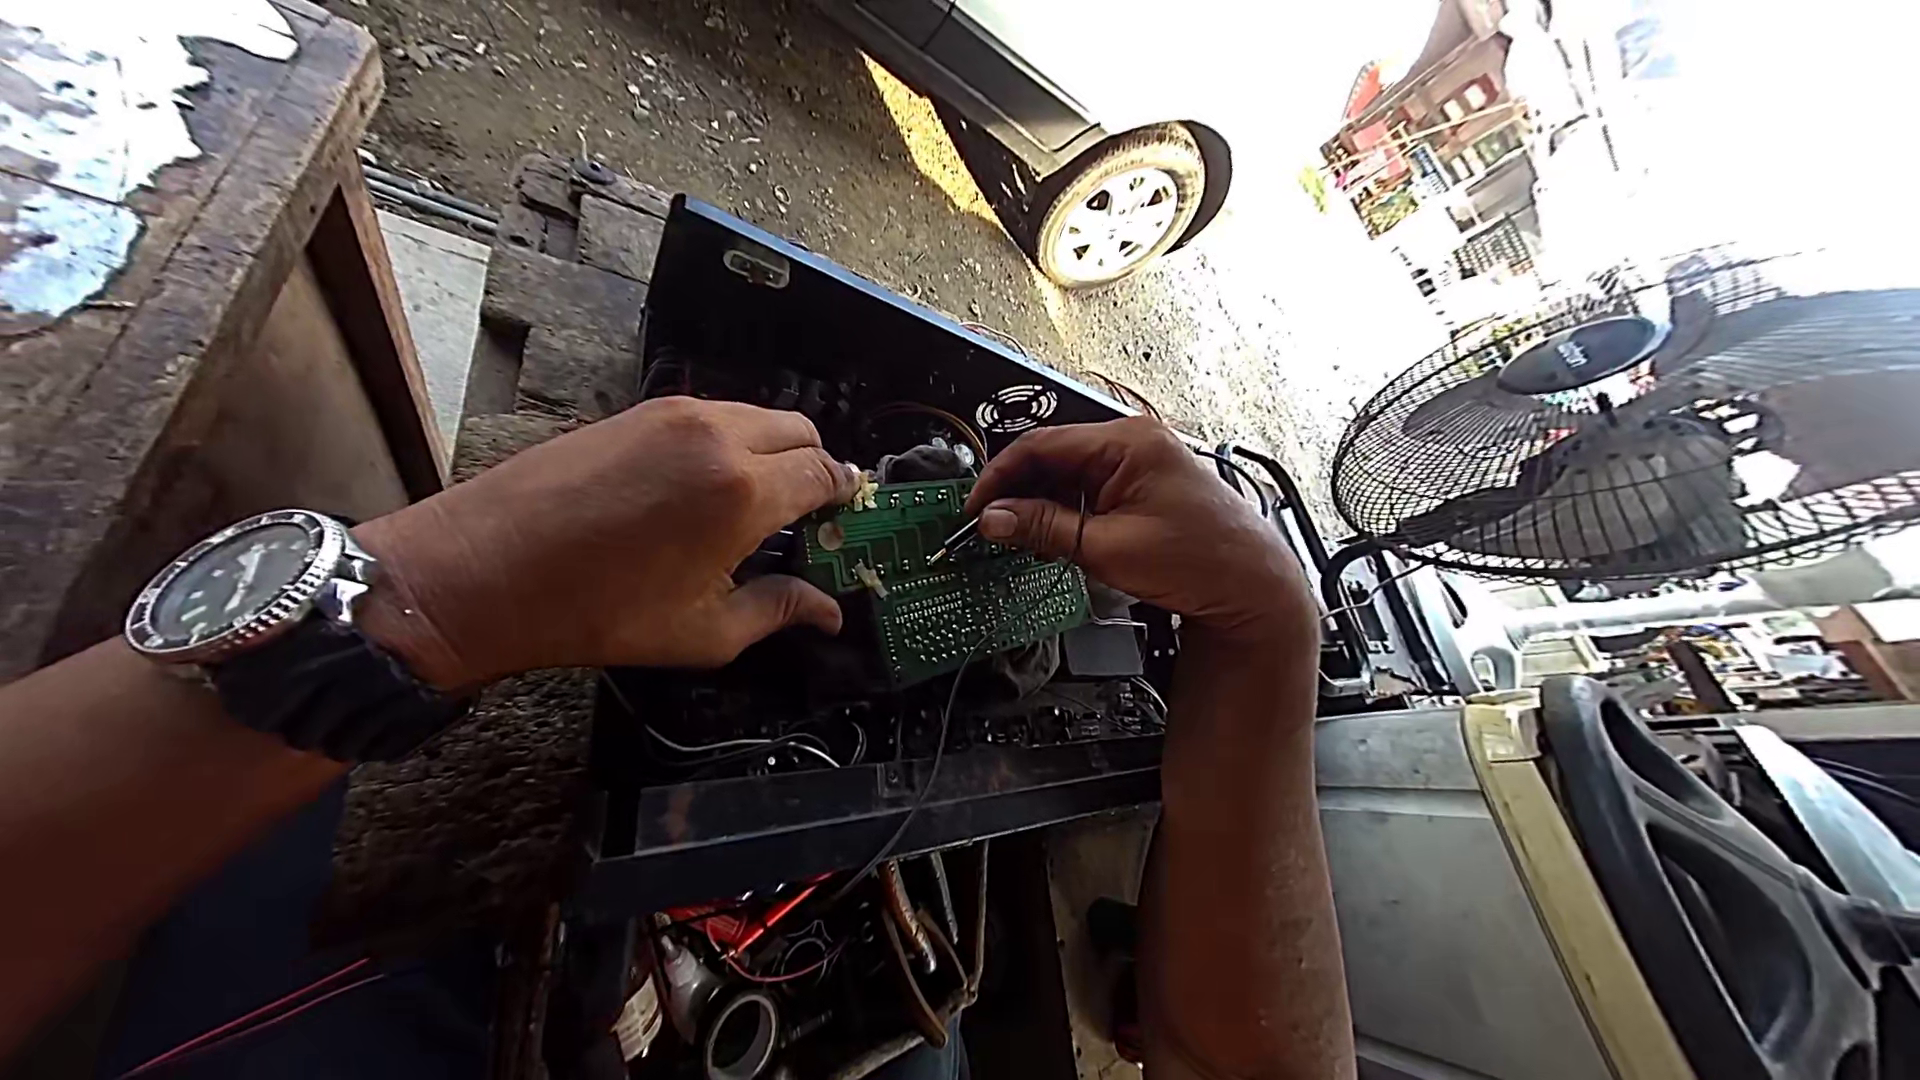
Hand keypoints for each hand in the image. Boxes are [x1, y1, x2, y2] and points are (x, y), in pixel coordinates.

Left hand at [353, 398, 856, 688]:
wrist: (483, 570)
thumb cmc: (601, 613)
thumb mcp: (706, 631)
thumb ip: (781, 610)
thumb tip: (830, 612)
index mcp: (745, 493)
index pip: (825, 473)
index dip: (845, 491)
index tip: (847, 509)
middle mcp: (721, 438)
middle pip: (803, 431)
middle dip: (816, 466)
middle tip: (806, 509)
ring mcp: (678, 414)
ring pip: (760, 416)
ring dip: (776, 450)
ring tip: (756, 497)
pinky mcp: (643, 409)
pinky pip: (717, 414)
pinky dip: (735, 440)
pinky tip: (708, 481)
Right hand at [965, 417, 1315, 646]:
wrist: (1253, 590)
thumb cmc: (1204, 561)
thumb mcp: (1108, 548)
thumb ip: (1044, 528)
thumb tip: (995, 518)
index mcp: (1128, 442)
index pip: (1042, 445)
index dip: (1000, 476)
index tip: (977, 506)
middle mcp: (1132, 443)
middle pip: (1052, 458)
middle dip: (1017, 493)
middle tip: (991, 526)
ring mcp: (1137, 464)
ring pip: (1066, 477)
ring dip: (1039, 506)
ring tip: (1020, 538)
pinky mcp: (1138, 486)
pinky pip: (1086, 491)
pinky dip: (1063, 513)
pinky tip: (1052, 537)